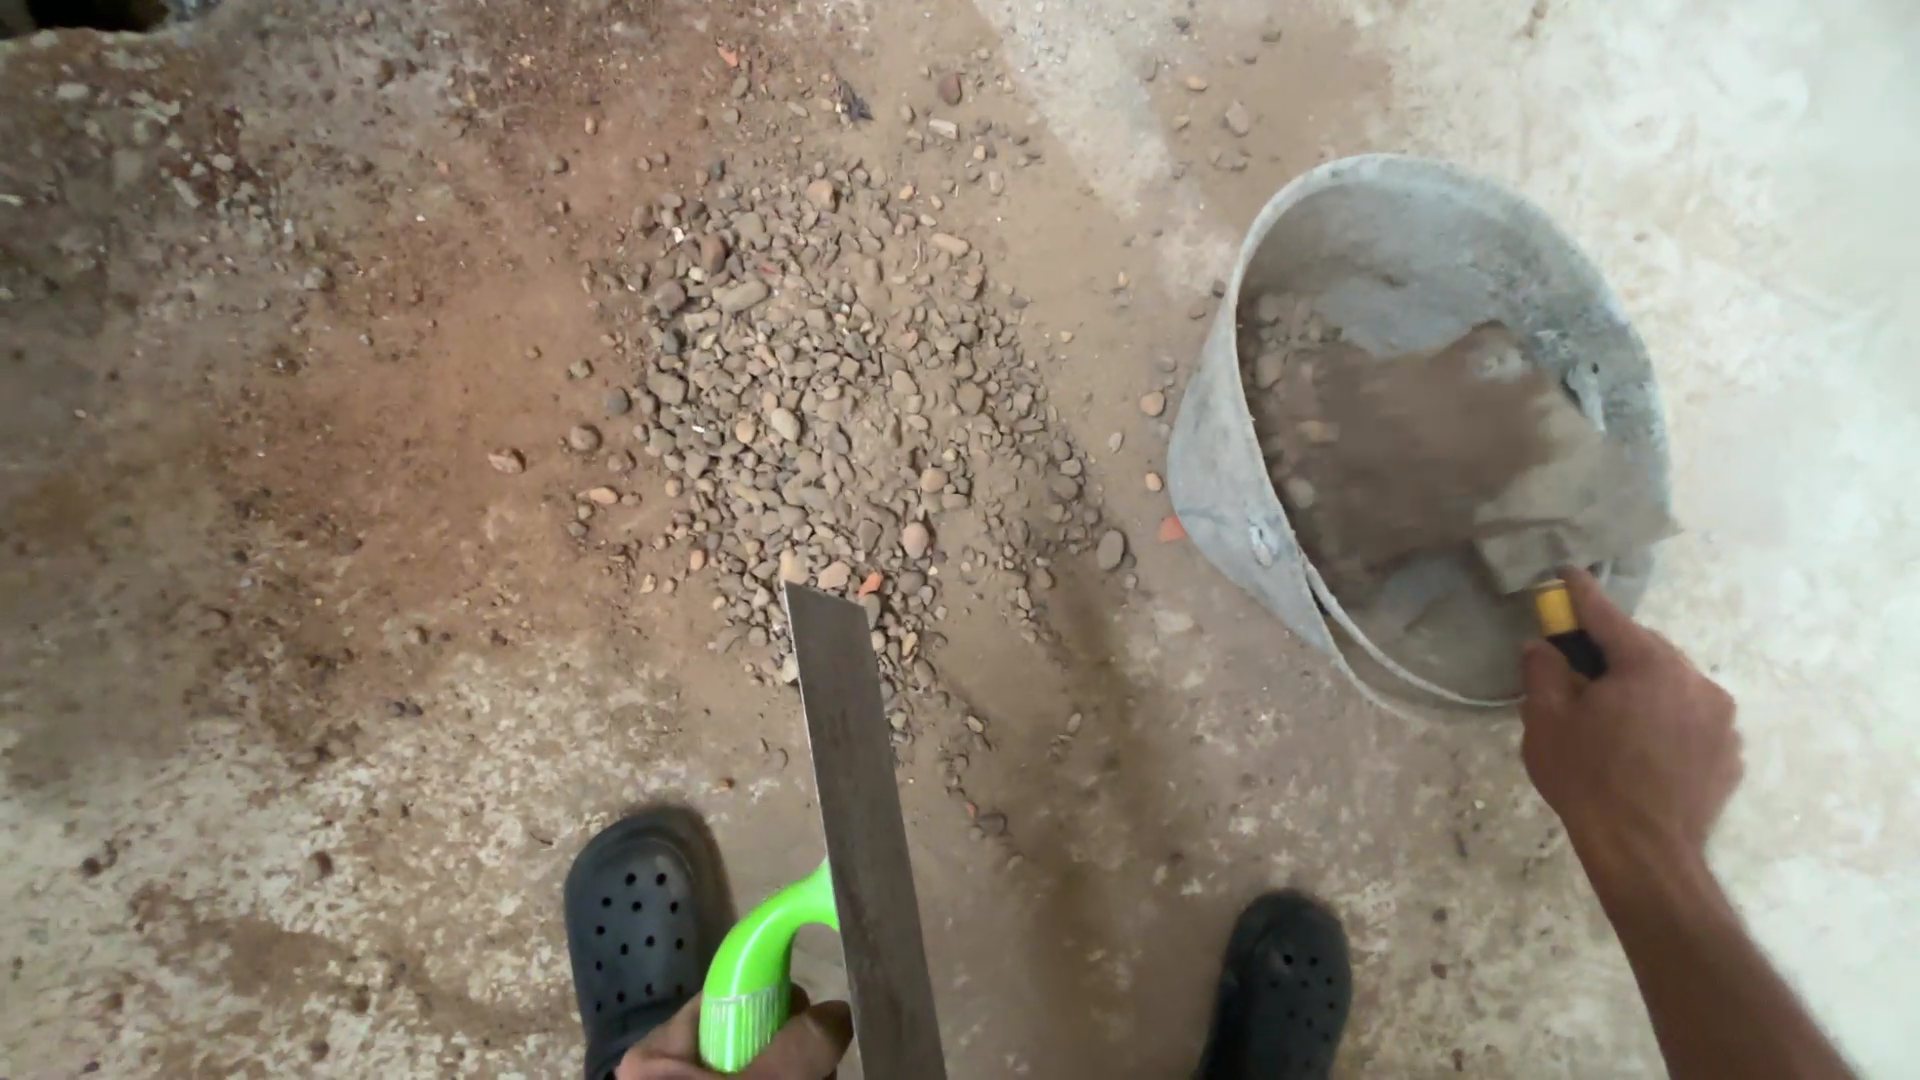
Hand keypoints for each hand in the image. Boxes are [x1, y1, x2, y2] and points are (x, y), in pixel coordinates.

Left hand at [616, 990, 852, 1079]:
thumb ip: (801, 1048)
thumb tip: (839, 1010)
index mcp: (659, 1056)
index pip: (727, 992)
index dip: (773, 997)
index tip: (807, 1020)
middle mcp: (674, 1075)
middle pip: (753, 1034)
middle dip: (796, 1057)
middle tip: (818, 1079)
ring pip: (769, 1071)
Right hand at [1519, 569, 1741, 888]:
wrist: (1643, 848)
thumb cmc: (1585, 774)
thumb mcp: (1544, 716)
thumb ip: (1543, 670)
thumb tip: (1543, 646)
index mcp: (1649, 667)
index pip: (1609, 617)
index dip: (1581, 594)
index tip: (1565, 572)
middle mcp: (1696, 683)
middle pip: (1645, 648)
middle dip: (1609, 646)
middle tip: (1573, 659)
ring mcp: (1721, 720)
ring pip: (1668, 682)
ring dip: (1635, 681)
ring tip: (1602, 707)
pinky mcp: (1727, 752)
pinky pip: (1687, 715)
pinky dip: (1658, 713)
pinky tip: (1632, 740)